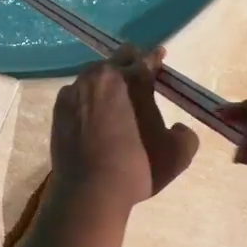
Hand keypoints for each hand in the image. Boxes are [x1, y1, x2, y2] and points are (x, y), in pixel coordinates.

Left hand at [50, 45, 199, 213]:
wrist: (90, 190)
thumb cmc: (137, 168)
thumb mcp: (176, 156)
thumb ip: (185, 136)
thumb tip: (179, 128)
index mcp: (133, 80)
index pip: (148, 59)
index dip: (156, 57)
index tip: (159, 56)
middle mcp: (103, 75)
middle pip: (119, 58)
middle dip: (131, 61)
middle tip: (137, 70)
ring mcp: (77, 87)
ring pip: (95, 73)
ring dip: (107, 78)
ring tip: (113, 92)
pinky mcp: (60, 104)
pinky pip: (77, 91)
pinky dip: (86, 95)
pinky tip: (90, 110)